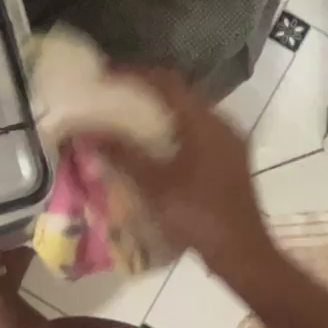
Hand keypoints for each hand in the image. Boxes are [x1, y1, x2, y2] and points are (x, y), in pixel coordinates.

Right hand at [92, 69, 274, 274]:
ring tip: (125, 119)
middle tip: (112, 95)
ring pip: (189, 115)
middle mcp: (223, 125)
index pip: (167, 82)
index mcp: (205, 122)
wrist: (241, 253)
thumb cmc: (197, 215)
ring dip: (158, 113)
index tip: (106, 74)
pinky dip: (171, 131)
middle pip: (179, 95)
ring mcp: (230, 144)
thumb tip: (86, 131)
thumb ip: (120, 153)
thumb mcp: (152, 184)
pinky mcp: (230, 162)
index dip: (135, 74)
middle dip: (145, 92)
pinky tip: (150, 147)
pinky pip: (196, 133)